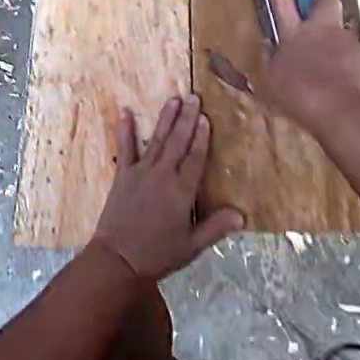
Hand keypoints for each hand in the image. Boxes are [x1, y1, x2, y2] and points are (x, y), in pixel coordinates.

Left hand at [90, 95, 243, 280]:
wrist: (116, 261)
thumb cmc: (157, 254)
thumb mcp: (191, 246)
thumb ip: (216, 227)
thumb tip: (242, 216)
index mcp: (181, 191)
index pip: (195, 157)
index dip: (202, 137)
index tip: (206, 117)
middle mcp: (163, 175)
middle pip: (178, 142)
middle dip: (187, 119)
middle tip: (194, 97)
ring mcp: (141, 173)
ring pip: (157, 140)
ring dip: (166, 119)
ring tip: (174, 99)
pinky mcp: (122, 176)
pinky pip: (125, 149)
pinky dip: (124, 130)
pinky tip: (125, 112)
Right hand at [259, 0, 359, 132]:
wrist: (338, 108)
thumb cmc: (298, 94)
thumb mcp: (271, 80)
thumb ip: (270, 58)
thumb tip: (267, 45)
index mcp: (294, 33)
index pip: (284, 2)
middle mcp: (321, 29)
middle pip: (325, 2)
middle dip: (320, 2)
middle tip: (314, 11)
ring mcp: (344, 39)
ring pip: (338, 30)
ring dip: (332, 39)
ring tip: (326, 61)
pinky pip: (350, 51)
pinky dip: (344, 60)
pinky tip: (339, 76)